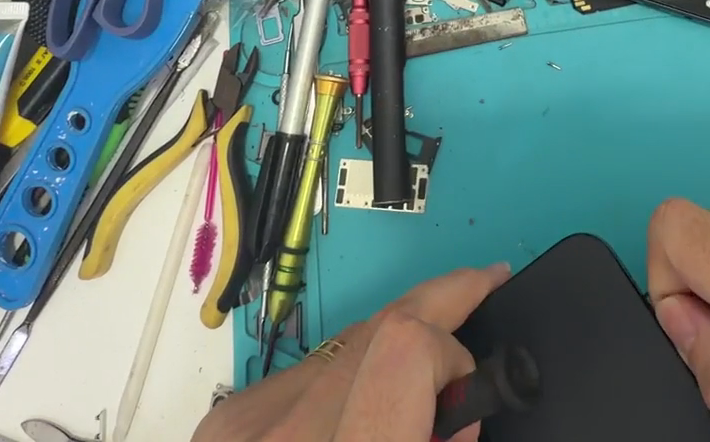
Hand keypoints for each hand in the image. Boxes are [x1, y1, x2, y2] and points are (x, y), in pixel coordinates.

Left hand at [193, 263, 509, 441]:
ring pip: (349, 338)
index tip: (476, 378)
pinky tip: (362, 400)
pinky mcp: (225, 418)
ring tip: (425, 361)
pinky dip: (351, 373)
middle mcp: (286, 438)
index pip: (404, 349)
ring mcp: (245, 424)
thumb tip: (458, 410)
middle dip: (440, 305)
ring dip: (395, 342)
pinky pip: (311, 367)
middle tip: (484, 284)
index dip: (454, 350)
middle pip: (380, 325)